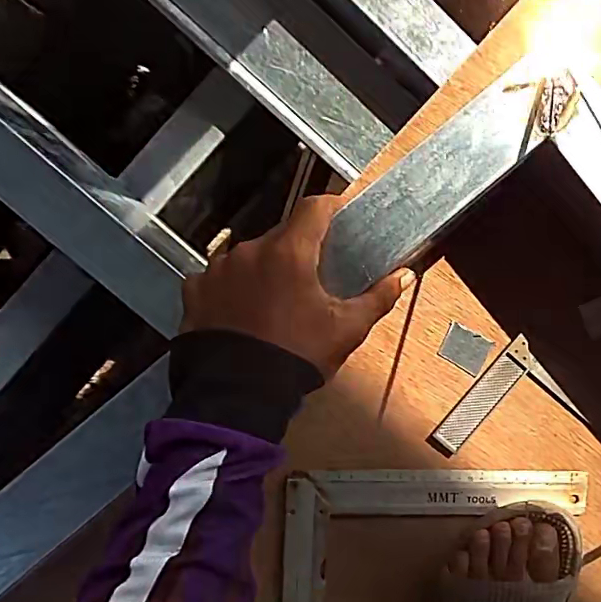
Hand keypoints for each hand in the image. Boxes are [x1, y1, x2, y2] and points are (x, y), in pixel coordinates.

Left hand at [179, 193, 413, 377]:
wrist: (237, 394)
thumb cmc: (297, 356)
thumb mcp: (346, 330)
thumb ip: (377, 298)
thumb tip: (405, 275)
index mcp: (289, 252)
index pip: (314, 207)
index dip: (330, 207)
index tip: (339, 217)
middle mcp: (250, 250)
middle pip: (281, 234)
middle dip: (298, 249)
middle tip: (311, 276)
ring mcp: (218, 269)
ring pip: (249, 256)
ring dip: (263, 269)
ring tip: (274, 301)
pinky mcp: (195, 291)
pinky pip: (218, 279)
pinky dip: (231, 289)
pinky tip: (241, 313)